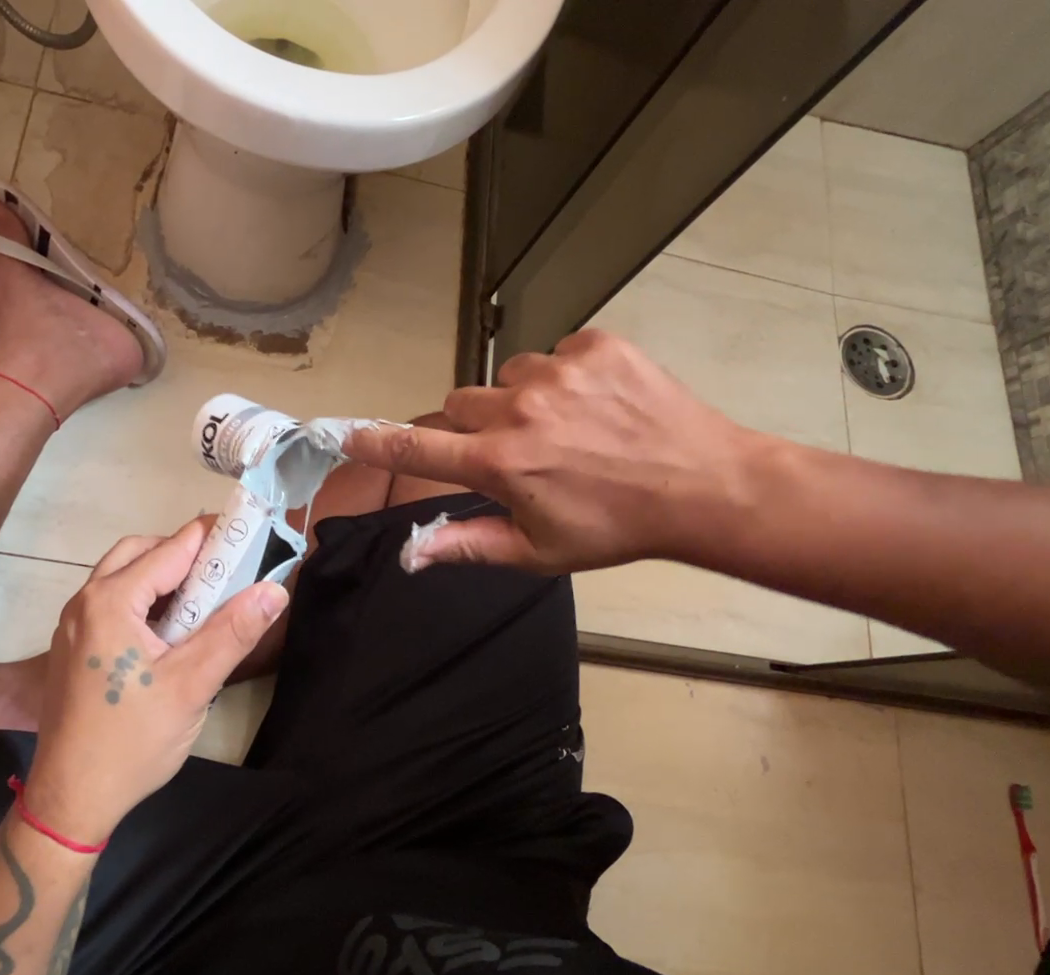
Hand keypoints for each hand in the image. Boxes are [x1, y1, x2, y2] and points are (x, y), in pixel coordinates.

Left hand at [19, 519, 288, 844]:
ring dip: (161, 578)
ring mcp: (71, 626)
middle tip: (225, 571)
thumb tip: (275, 591)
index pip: (169, 550)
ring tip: (202, 602)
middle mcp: (83, 603)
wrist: (72, 797)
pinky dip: (142, 601)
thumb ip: (233, 633)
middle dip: (182, 554)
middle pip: (138, 553)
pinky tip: (169, 633)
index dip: (211, 539)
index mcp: (109, 602)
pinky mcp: (72, 649)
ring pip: (120, 579)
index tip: (248, 533)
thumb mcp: (192, 686)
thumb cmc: (132, 741)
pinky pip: (109, 604)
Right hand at [344, 328, 761, 573]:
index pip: (417, 447)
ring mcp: (560, 372)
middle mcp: (520, 411)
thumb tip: (410, 553)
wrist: (703, 485)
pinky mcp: (596, 345)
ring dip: (520, 400)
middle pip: (461, 403)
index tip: (346, 432)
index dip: (376, 440)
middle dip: (474, 426)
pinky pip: (556, 353)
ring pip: (508, 376)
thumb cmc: (614, 528)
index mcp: (500, 463)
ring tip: (564, 427)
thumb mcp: (537, 551)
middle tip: (513, 451)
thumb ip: (466, 544)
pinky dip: (565, 377)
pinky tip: (597, 405)